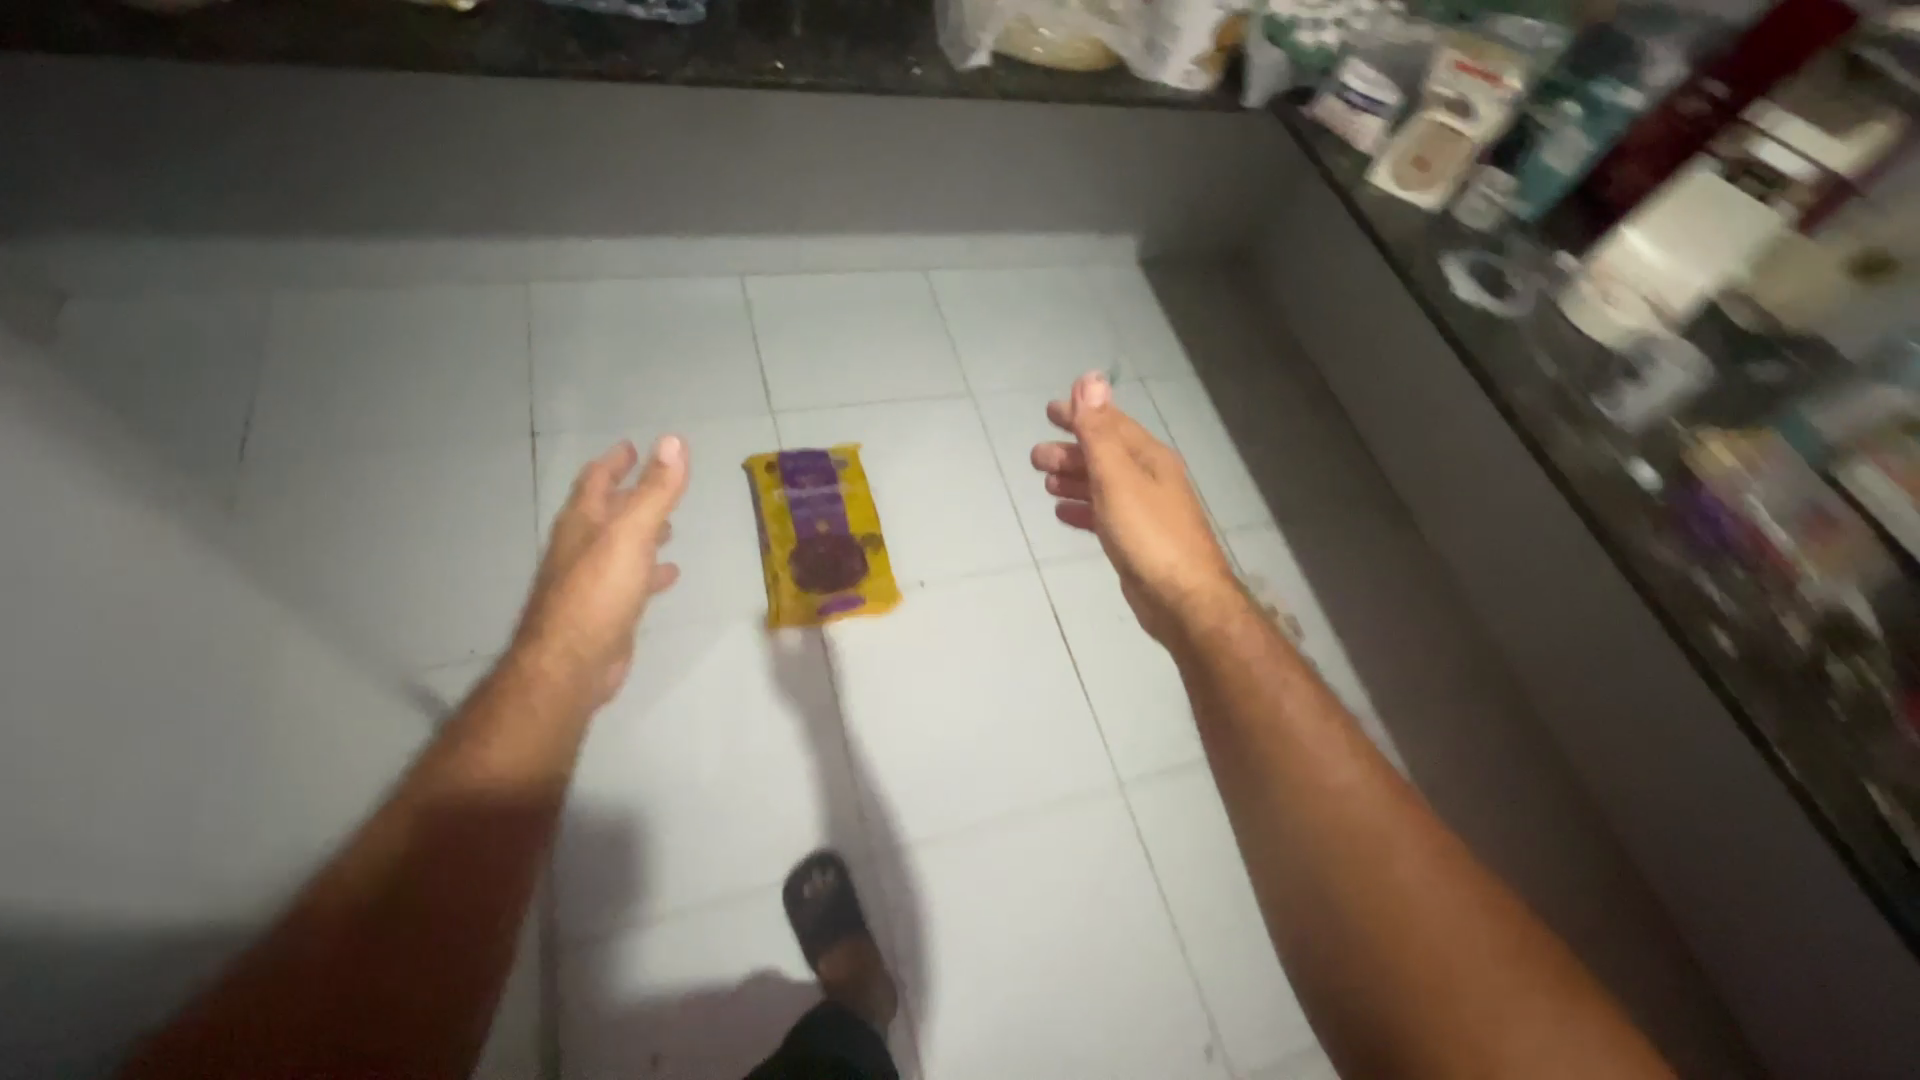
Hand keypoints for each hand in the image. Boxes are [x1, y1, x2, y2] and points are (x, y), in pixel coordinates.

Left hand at [513, 437, 688, 705]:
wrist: (570, 665)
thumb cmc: (598, 593)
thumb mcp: (632, 534)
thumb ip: (655, 490)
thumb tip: (673, 441)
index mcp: (583, 523)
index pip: (596, 481)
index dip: (614, 462)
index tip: (631, 446)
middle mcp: (582, 547)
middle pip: (607, 513)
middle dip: (630, 496)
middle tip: (656, 483)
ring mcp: (591, 581)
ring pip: (620, 547)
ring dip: (643, 533)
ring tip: (672, 528)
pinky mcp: (605, 611)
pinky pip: (631, 580)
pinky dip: (650, 571)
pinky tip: (669, 574)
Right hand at [1032, 372, 1242, 644]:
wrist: (1183, 599)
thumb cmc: (1148, 534)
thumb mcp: (1118, 476)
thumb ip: (1100, 430)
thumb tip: (1090, 378)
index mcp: (1149, 458)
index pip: (1110, 423)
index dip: (1081, 414)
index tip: (1050, 410)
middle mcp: (1150, 479)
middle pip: (1105, 454)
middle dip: (1071, 450)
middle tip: (1035, 456)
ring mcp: (1145, 511)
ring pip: (1103, 485)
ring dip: (1074, 479)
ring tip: (1044, 481)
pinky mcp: (1136, 541)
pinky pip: (1104, 514)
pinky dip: (1082, 508)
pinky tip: (1062, 513)